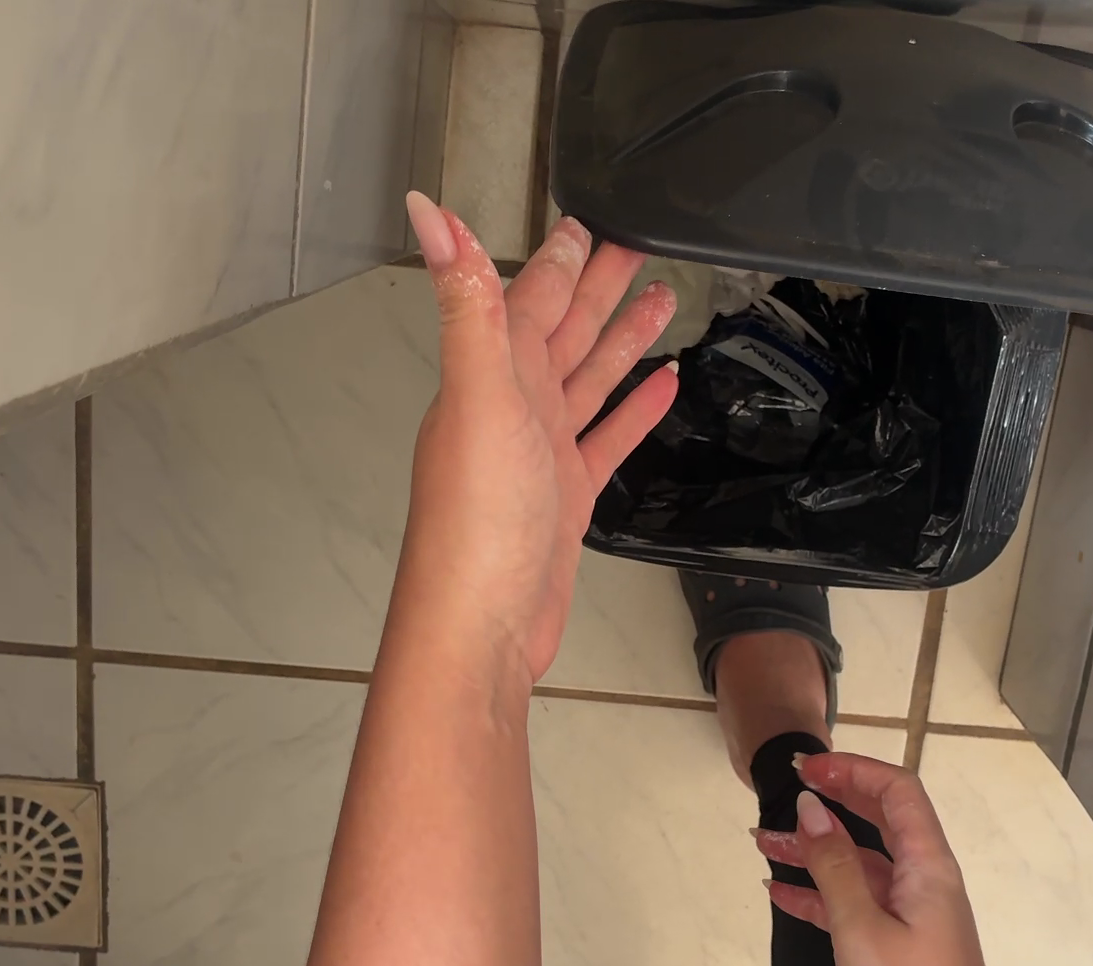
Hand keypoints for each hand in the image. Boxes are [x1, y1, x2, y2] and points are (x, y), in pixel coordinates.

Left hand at [394, 192, 677, 681]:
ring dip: (622, 342)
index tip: (589, 219)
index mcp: (494, 379)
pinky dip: (632, 414)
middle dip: (600, 287)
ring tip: (662, 302)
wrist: (484, 624)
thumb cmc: (479, 519)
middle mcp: (514, 409)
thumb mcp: (477, 401)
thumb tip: (430, 213)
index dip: (559, 260)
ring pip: (589, 381)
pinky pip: (605, 440)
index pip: (531, 301)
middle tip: (640, 243)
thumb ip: (468, 308)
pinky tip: (662, 389)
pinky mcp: (566, 497)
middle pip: (565, 333)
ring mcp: (542, 455)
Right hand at [755, 753, 1021, 965]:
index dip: (853, 769)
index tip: (806, 771)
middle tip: (787, 788)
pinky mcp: (897, 943)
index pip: (897, 791)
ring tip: (762, 843)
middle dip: (832, 799)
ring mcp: (910, 912)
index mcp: (927, 866)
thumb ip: (834, 864)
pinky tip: (781, 893)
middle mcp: (922, 879)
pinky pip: (854, 900)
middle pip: (878, 819)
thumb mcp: (861, 927)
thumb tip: (809, 806)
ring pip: (858, 862)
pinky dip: (819, 892)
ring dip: (813, 849)